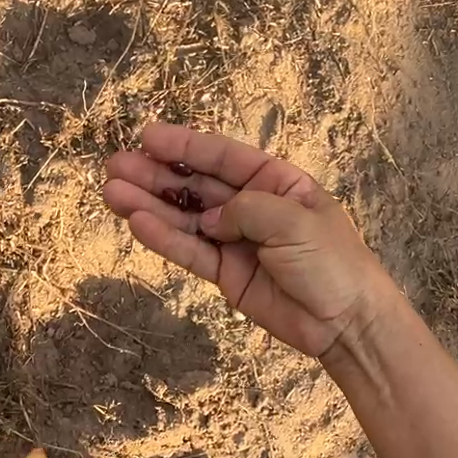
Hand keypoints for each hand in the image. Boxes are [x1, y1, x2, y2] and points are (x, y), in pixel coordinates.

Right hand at [102, 124, 397, 358]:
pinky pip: (191, 253)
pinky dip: (165, 240)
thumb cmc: (332, 261)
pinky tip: (137, 224)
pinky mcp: (227, 276)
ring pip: (186, 219)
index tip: (146, 136)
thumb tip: (208, 218)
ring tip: (111, 192)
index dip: (185, 146)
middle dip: (156, 175)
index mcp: (276, 182)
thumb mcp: (294, 220)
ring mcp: (237, 242)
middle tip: (115, 166)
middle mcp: (252, 207)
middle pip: (197, 186)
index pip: (224, 157)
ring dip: (150, 205)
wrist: (346, 321)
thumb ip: (246, 210)